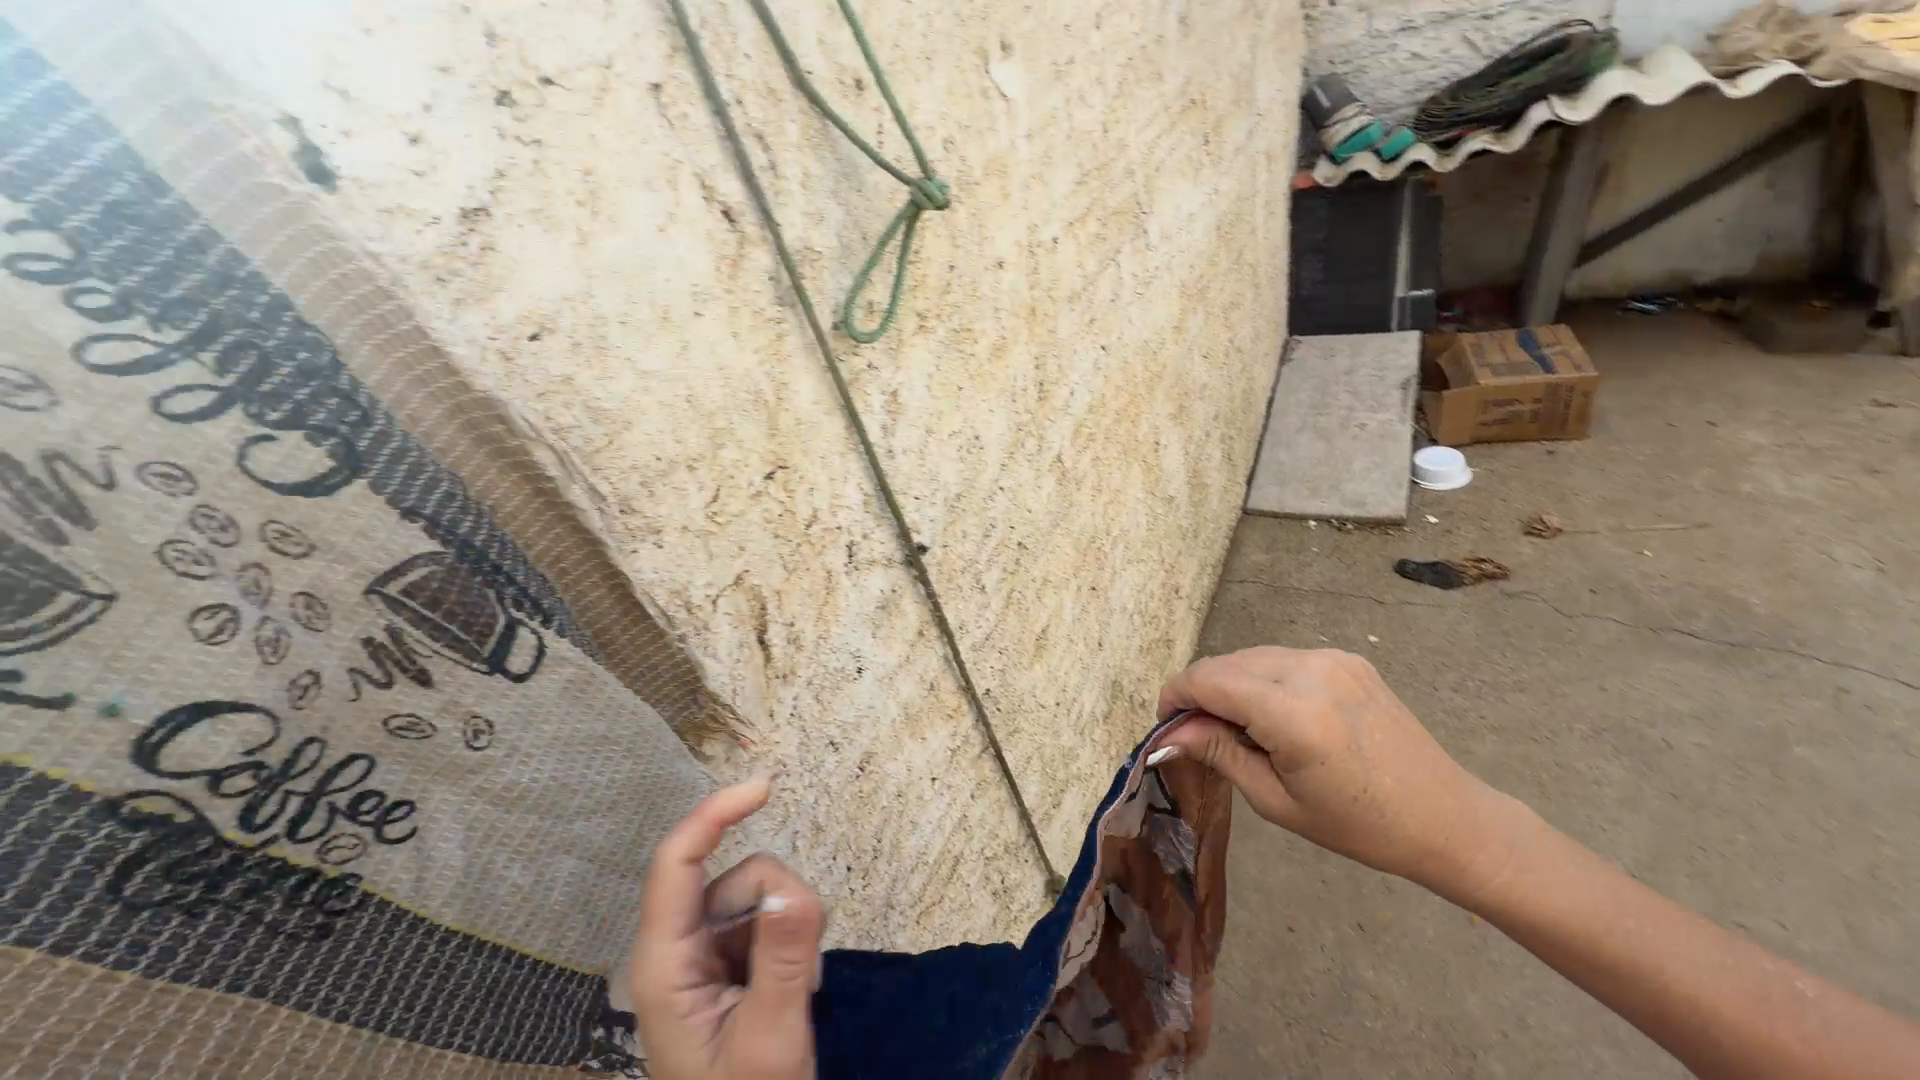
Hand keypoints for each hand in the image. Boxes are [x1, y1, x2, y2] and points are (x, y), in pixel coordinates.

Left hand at [632, 777, 824, 1079]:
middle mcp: (678, 946)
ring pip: (762, 894)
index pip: (676, 865)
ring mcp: (706, 952)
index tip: (765, 787)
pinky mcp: (729, 961)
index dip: (714, 814)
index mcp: (665, 963)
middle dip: (783, 904)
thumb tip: (796, 888)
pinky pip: (771, 917)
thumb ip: (782, 960)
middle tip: (803, 973)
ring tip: (798, 988)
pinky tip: (794, 984)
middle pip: (739, 876)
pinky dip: (793, 939)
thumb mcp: (769, 1039)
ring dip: (793, 928)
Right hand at [1156, 647, 1527, 901]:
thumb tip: (1168, 733)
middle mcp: (1310, 669)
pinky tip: (1274, 716)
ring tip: (1238, 730)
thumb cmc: (1358, 824)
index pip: (1207, 680)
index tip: (1165, 727)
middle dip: (1200, 692)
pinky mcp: (1347, 659)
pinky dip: (1262, 679)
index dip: (1175, 697)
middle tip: (1197, 736)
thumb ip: (1218, 752)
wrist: (1445, 817)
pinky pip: (1283, 658)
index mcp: (1293, 711)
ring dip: (1230, 683)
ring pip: (1251, 656)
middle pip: (1225, 663)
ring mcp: (1332, 658)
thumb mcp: (1276, 800)